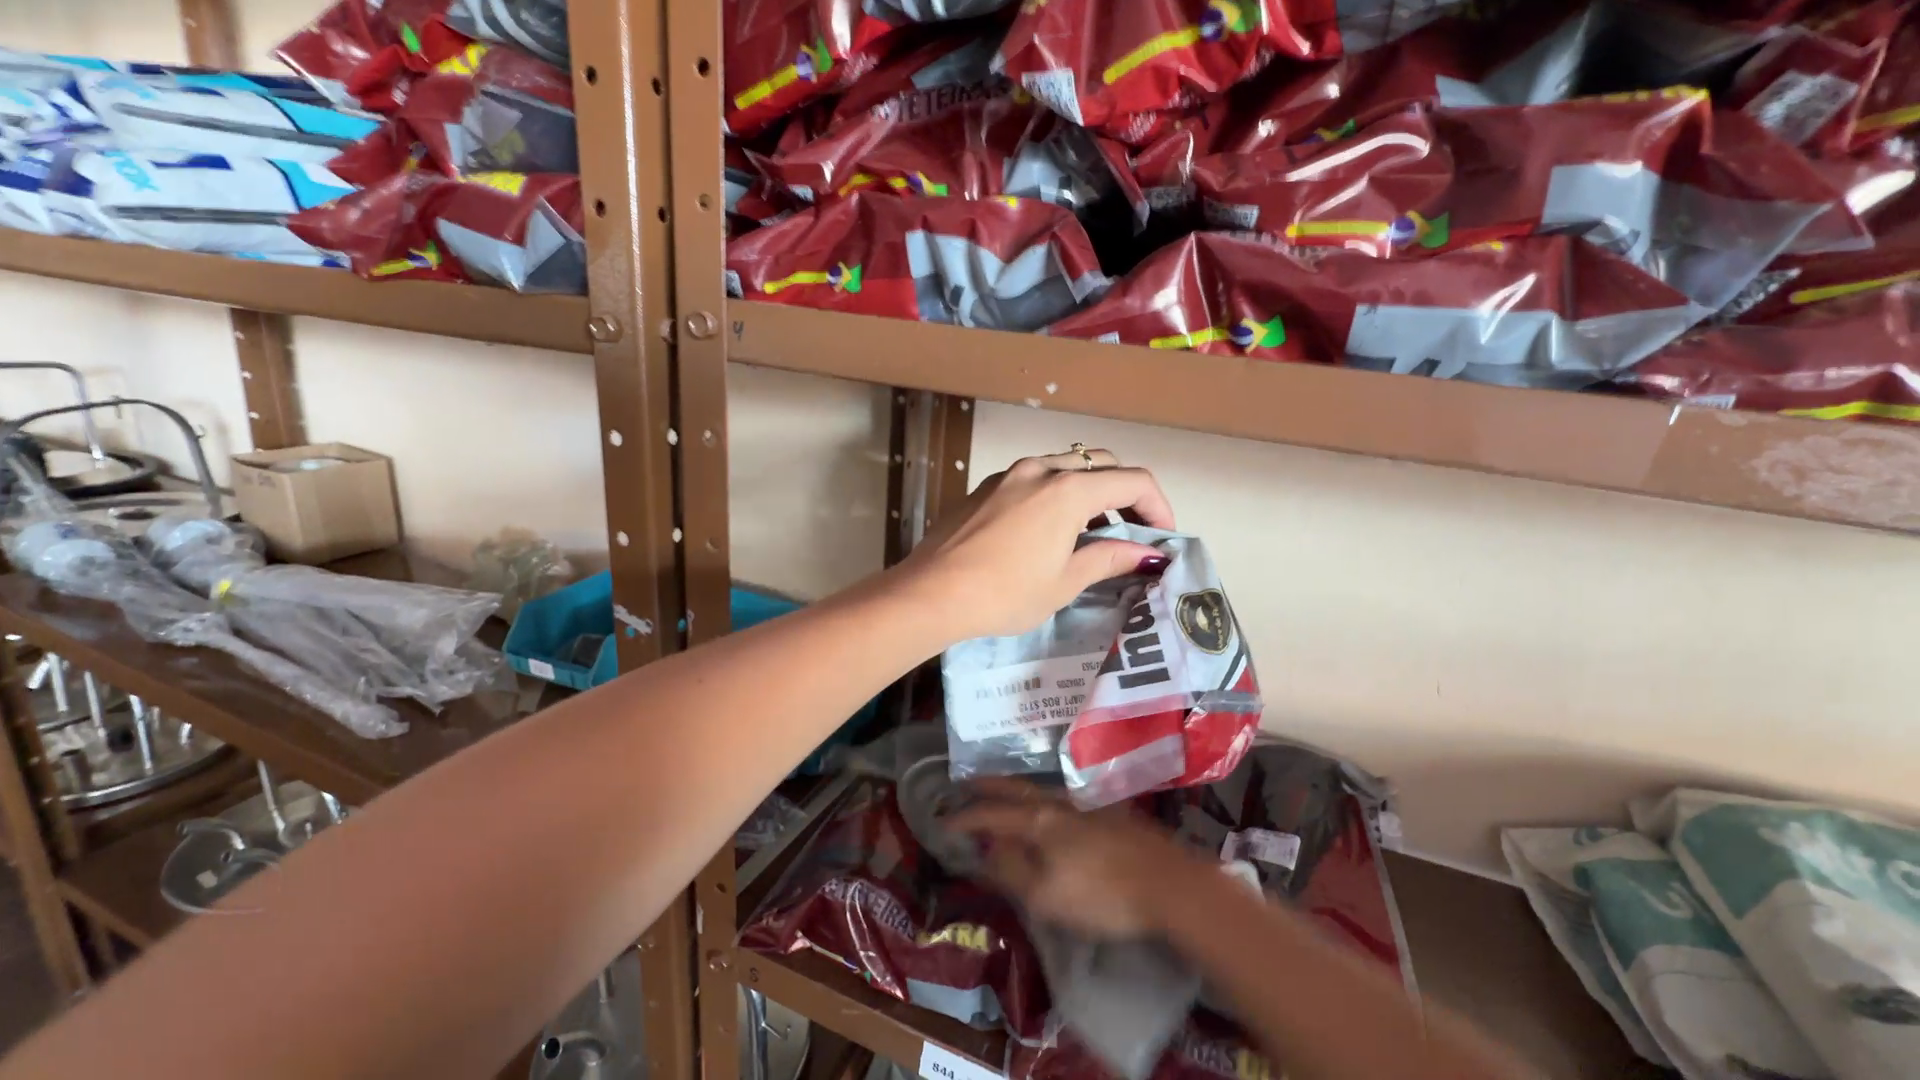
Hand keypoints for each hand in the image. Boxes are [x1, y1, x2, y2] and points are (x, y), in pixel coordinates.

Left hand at [896, 448, 1173, 642]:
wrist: (931, 592)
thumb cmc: (1005, 593)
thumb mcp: (1065, 581)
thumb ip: (1108, 558)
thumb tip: (1146, 554)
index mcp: (1069, 489)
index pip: (1133, 481)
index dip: (1158, 507)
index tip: (1161, 538)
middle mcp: (1041, 468)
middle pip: (1101, 464)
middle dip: (1125, 494)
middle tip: (1131, 532)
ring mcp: (1009, 474)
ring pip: (1066, 467)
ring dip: (1090, 492)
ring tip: (1092, 533)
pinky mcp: (985, 487)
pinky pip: (1035, 478)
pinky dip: (1056, 494)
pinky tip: (1049, 531)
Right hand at [948, 779, 1204, 939]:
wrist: (1171, 886)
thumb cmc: (1102, 895)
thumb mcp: (1046, 895)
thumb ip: (1011, 869)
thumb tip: (986, 848)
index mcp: (1039, 822)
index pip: (991, 814)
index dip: (965, 818)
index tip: (943, 820)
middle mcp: (1061, 805)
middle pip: (1017, 789)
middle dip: (988, 786)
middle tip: (966, 781)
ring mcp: (1090, 808)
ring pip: (1042, 792)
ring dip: (1016, 791)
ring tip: (1003, 794)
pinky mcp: (1114, 818)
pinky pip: (1063, 802)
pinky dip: (1043, 802)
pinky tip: (1051, 811)